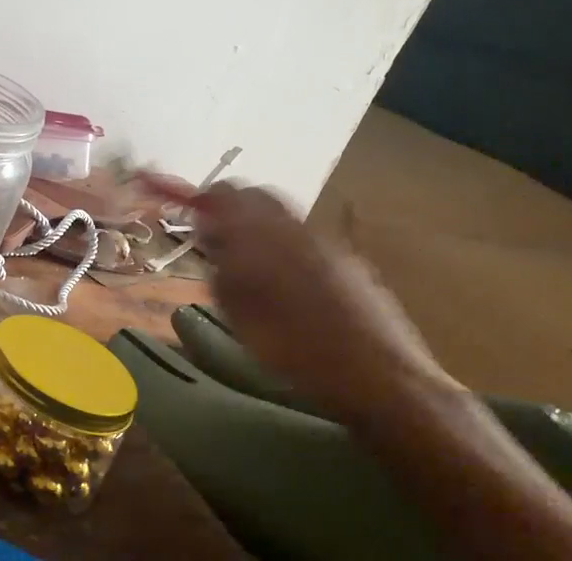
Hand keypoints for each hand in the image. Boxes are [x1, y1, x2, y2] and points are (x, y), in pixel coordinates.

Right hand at [161, 180, 459, 418]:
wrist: (380, 378)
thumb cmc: (292, 344)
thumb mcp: (233, 307)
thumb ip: (217, 263)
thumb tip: (209, 234)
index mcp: (261, 232)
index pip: (224, 192)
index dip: (202, 201)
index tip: (191, 220)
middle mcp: (297, 228)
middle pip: (257, 198)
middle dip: (233, 210)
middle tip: (217, 240)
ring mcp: (331, 245)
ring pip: (284, 220)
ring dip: (262, 231)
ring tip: (251, 267)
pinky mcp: (354, 265)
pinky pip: (309, 242)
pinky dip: (289, 250)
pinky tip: (289, 286)